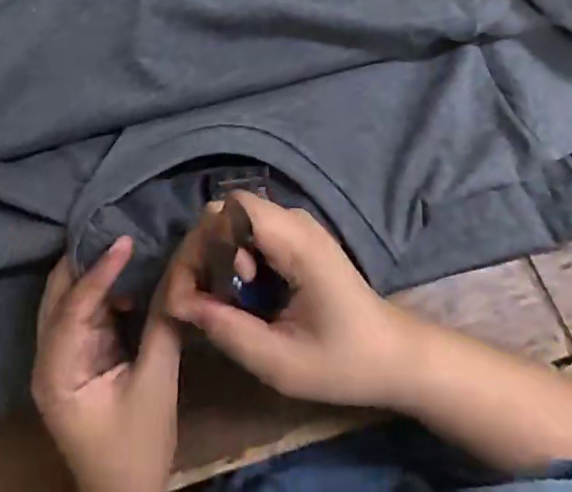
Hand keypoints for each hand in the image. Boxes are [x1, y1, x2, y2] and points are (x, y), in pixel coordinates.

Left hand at [32, 236, 180, 491]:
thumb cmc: (137, 448)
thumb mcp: (156, 385)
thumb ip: (163, 325)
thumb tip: (178, 272)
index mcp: (57, 372)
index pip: (73, 307)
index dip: (99, 270)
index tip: (125, 239)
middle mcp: (47, 360)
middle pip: (59, 296)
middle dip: (85, 260)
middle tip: (117, 225)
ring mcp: (59, 359)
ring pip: (69, 300)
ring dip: (94, 273)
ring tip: (126, 242)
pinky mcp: (76, 360)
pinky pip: (84, 313)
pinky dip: (103, 290)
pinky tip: (127, 274)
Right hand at [163, 192, 425, 408]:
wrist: (394, 356)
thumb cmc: (343, 362)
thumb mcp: (280, 362)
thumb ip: (227, 330)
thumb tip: (177, 304)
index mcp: (295, 241)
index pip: (230, 210)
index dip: (203, 244)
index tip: (198, 292)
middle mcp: (294, 221)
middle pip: (227, 212)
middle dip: (204, 252)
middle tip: (203, 300)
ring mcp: (296, 227)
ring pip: (235, 221)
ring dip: (217, 257)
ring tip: (223, 301)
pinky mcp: (296, 239)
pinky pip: (250, 234)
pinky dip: (234, 259)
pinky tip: (242, 295)